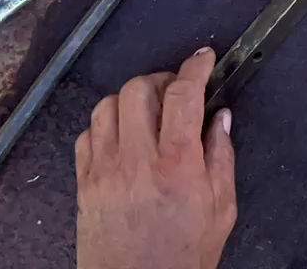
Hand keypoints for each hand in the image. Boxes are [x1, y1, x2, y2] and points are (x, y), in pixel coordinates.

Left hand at [76, 47, 236, 268]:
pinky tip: (123, 137)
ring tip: (149, 113)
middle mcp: (137, 161)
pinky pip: (86, 134)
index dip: (196, 66)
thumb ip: (222, 157)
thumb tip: (221, 117)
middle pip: (139, 89)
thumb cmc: (183, 258)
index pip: (183, 94)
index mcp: (177, 164)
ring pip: (108, 105)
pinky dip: (105, 125)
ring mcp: (104, 172)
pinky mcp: (84, 185)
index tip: (205, 58)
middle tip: (176, 92)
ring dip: (132, 100)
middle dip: (162, 80)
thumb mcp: (221, 209)